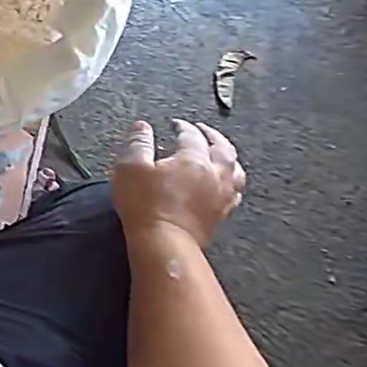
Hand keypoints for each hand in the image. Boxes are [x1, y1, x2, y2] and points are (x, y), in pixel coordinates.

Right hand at [112, 119, 245, 247]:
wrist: (163, 242)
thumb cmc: (145, 204)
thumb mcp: (130, 166)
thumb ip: (138, 142)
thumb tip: (142, 126)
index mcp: (193, 160)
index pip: (192, 136)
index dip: (183, 126)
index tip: (175, 124)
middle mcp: (213, 175)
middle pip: (223, 149)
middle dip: (213, 136)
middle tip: (204, 130)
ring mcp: (221, 196)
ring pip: (235, 170)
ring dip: (229, 157)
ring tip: (221, 152)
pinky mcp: (220, 215)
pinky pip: (235, 192)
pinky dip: (231, 181)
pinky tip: (225, 183)